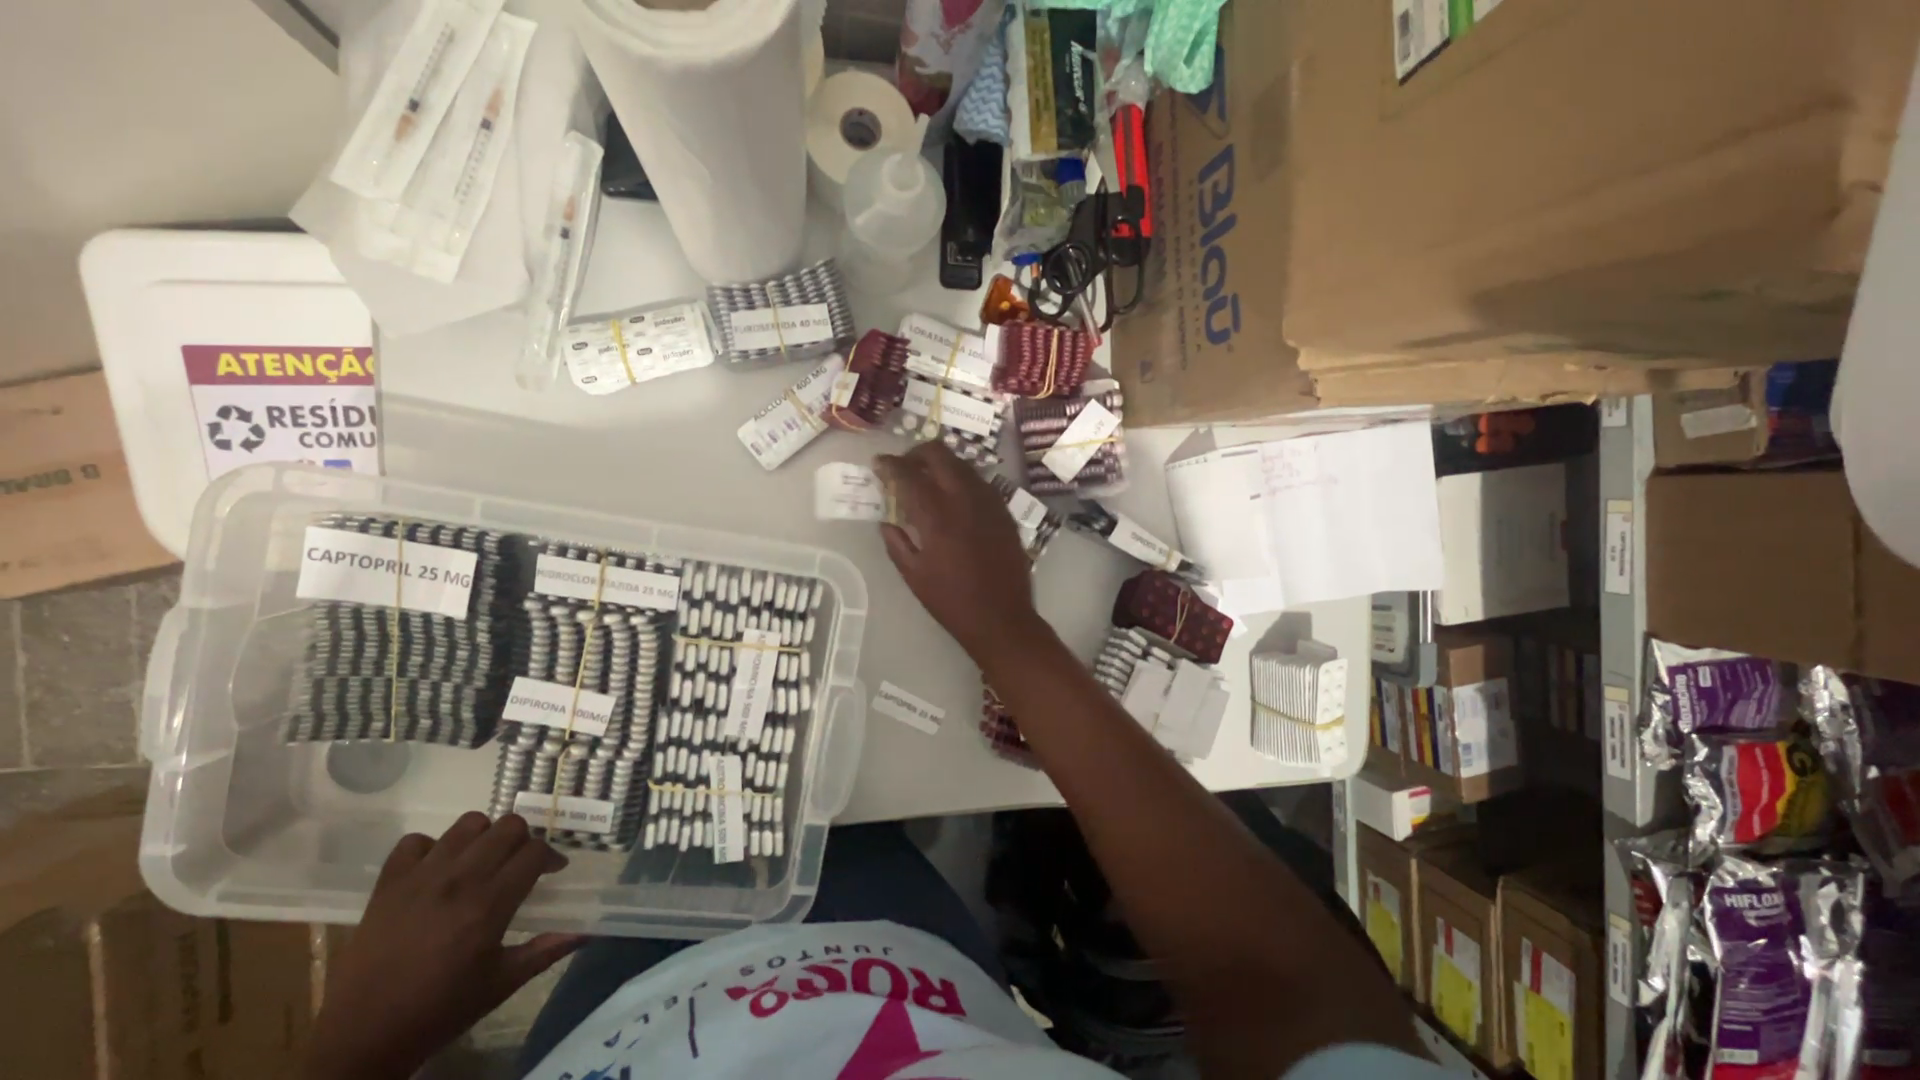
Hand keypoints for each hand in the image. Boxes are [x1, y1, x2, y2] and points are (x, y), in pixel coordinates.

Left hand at [304, 813, 584, 1079]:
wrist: (364, 1034)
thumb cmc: (440, 1010)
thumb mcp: (501, 984)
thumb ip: (546, 951)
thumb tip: (585, 932)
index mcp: (490, 904)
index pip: (535, 852)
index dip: (551, 857)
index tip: (552, 872)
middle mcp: (459, 879)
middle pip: (507, 827)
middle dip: (523, 840)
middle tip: (520, 865)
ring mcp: (420, 876)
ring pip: (467, 824)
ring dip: (483, 837)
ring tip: (482, 862)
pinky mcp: (388, 882)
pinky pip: (416, 842)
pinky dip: (432, 849)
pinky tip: (437, 871)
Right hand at [875, 442, 1046, 657]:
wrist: (1002, 618)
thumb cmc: (952, 602)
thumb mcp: (914, 575)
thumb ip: (896, 543)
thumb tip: (886, 522)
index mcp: (937, 515)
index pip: (909, 474)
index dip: (890, 465)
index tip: (879, 464)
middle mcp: (964, 498)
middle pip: (939, 454)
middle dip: (916, 454)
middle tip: (903, 467)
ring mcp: (989, 502)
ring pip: (962, 464)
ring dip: (940, 465)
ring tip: (926, 480)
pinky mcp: (1004, 511)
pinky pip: (979, 482)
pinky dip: (960, 480)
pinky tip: (953, 498)